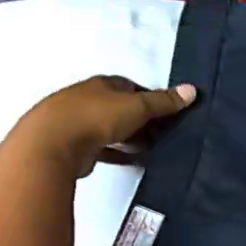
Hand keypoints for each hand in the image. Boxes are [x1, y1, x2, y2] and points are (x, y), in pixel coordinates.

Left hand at [12, 75, 196, 177]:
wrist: (53, 144)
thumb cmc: (96, 116)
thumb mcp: (137, 106)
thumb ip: (164, 102)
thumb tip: (191, 90)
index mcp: (103, 85)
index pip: (131, 87)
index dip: (150, 97)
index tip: (167, 110)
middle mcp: (89, 99)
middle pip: (121, 108)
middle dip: (141, 119)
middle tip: (164, 132)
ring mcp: (79, 123)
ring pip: (111, 128)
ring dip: (129, 136)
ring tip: (152, 148)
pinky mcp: (75, 147)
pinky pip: (103, 149)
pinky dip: (118, 153)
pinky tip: (132, 160)